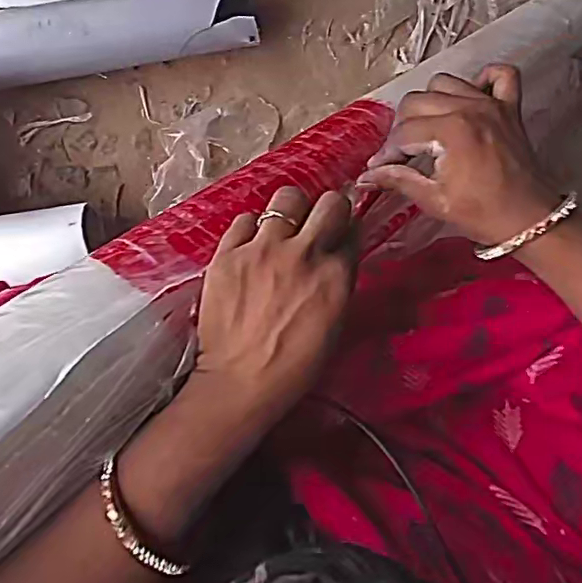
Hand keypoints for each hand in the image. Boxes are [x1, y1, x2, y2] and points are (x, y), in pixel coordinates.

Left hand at [192, 187, 356, 423]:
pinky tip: (251, 247)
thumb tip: (338, 256)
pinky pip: (244, 220)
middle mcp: (304, 253)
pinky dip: (251, 230)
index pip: (353, 230)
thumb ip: (339, 281)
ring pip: (286, 199)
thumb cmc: (295, 365)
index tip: (340, 236)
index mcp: (336, 274)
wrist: (240, 383)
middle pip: (329, 202)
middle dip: (328, 209)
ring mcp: (263, 249)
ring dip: (289, 212)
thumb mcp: (335, 322)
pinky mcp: (228, 254)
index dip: (347, 232)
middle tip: (317, 224)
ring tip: (281, 230)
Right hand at [358, 65, 559, 245]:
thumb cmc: (482, 214)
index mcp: (451, 131)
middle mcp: (470, 108)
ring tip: (429, 129)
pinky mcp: (510, 108)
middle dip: (402, 128)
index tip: (379, 169)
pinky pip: (499, 75)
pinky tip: (471, 98)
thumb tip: (366, 176)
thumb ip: (399, 179)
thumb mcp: (434, 200)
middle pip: (417, 102)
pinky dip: (483, 80)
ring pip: (445, 83)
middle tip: (402, 154)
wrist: (529, 220)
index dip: (386, 153)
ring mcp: (492, 104)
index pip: (403, 132)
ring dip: (431, 103)